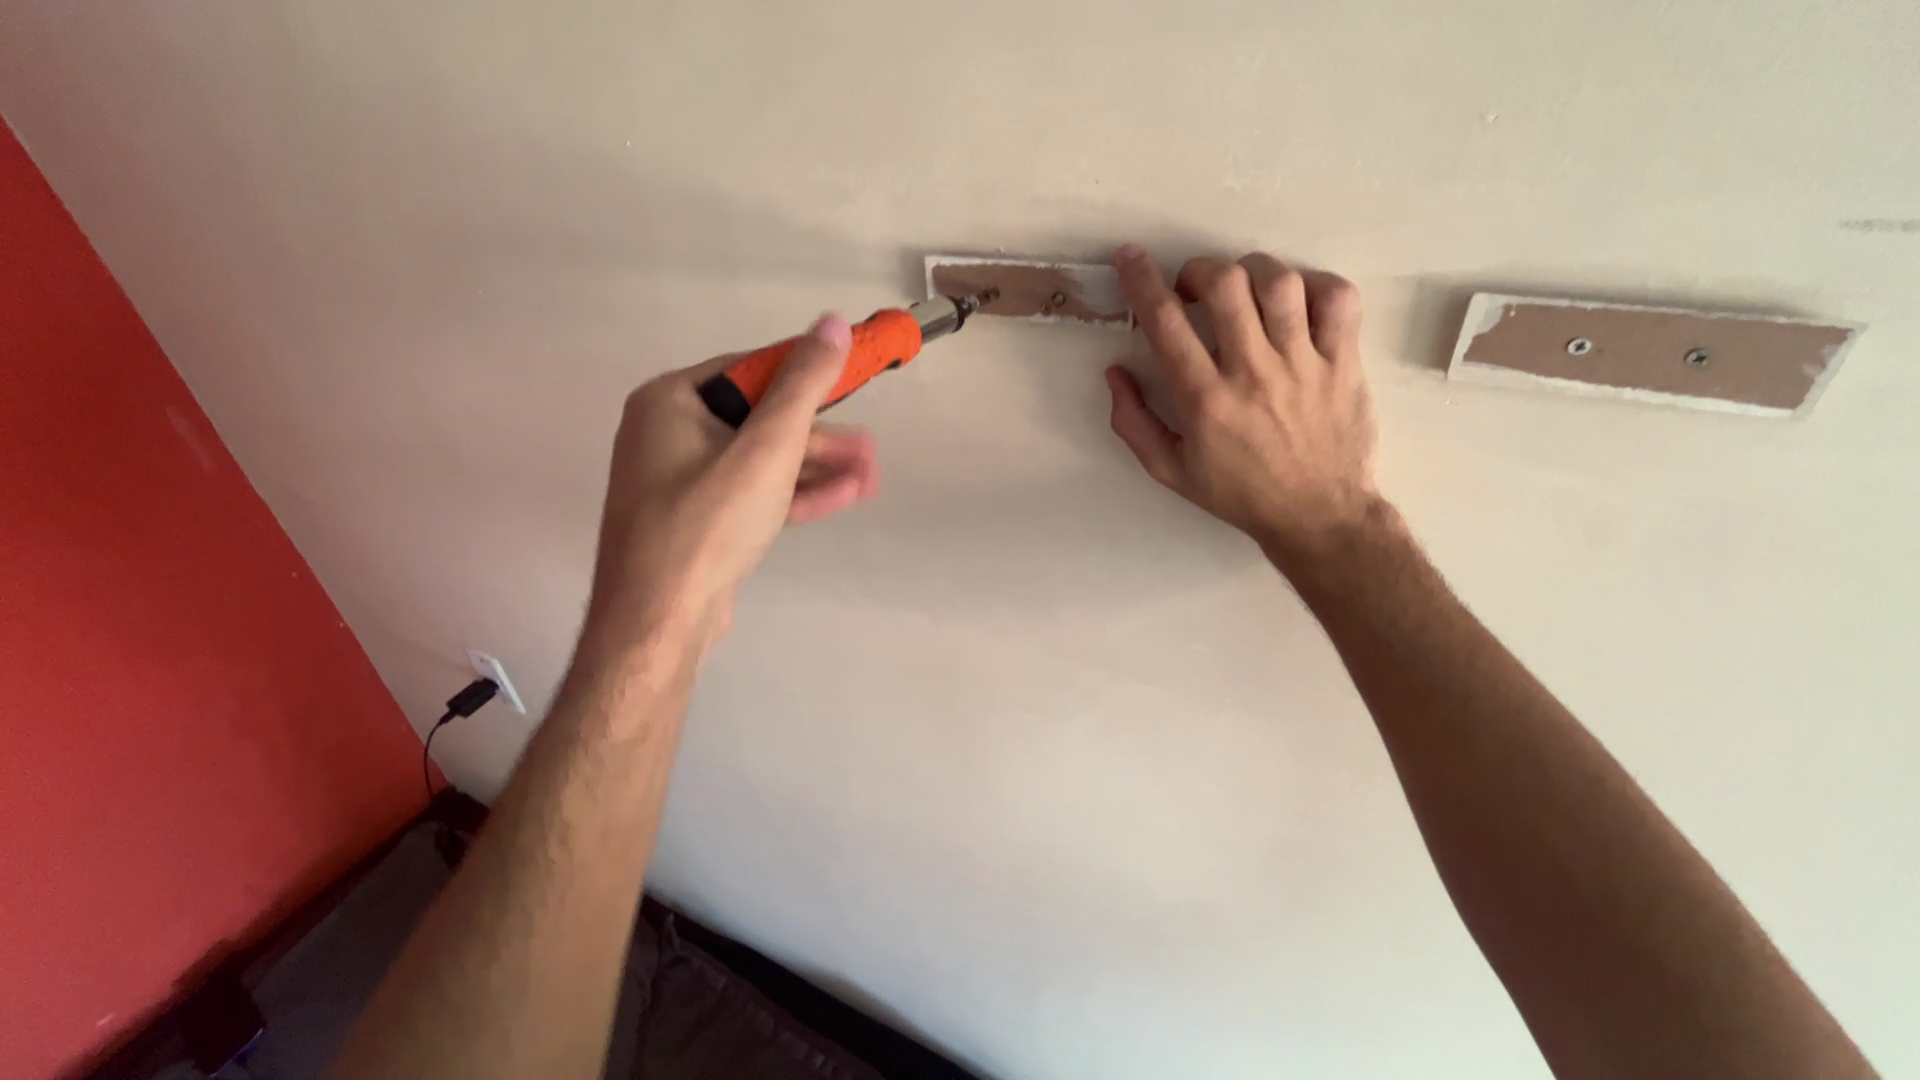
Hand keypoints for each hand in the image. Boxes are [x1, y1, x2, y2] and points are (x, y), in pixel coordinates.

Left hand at [586, 314, 879, 649]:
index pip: (749, 369)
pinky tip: (844, 495)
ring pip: (760, 461)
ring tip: (871, 474)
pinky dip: (793, 494)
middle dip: (821, 436)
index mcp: (670, 401)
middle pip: (759, 419)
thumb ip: (803, 386)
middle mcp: (668, 433)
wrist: (660, 623)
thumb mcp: (767, 448)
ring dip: (816, 467)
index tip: (852, 379)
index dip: (804, 373)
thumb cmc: (709, 523)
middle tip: (871, 445)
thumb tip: (831, 323)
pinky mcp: (698, 521)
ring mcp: (681, 481)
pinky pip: (751, 494)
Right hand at [1105, 245, 1383, 566]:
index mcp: (1205, 399)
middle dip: (1198, 270)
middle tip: (1193, 289)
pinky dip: (1314, 285)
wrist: (1318, 516)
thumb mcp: (1170, 471)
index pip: (1166, 322)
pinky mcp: (1344, 361)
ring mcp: (1303, 363)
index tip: (1131, 256)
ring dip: (1250, 271)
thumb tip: (1115, 373)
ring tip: (1243, 291)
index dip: (1142, 280)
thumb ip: (1134, 422)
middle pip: (1224, 285)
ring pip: (1278, 282)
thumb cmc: (1239, 494)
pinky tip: (1296, 302)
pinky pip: (1337, 298)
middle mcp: (1252, 372)